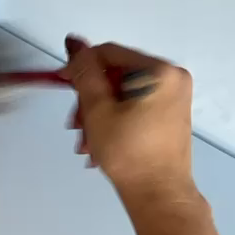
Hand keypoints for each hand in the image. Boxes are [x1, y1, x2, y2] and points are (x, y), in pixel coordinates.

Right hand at [62, 35, 196, 210]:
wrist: (158, 193)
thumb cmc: (127, 152)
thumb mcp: (97, 110)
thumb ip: (84, 73)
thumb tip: (73, 42)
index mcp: (159, 71)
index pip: (109, 54)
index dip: (80, 67)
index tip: (60, 86)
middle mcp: (172, 78)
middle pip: (115, 76)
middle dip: (89, 100)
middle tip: (76, 126)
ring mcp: (173, 98)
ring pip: (121, 94)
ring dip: (96, 115)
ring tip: (86, 143)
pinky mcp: (169, 115)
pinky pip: (133, 107)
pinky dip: (113, 121)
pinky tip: (99, 144)